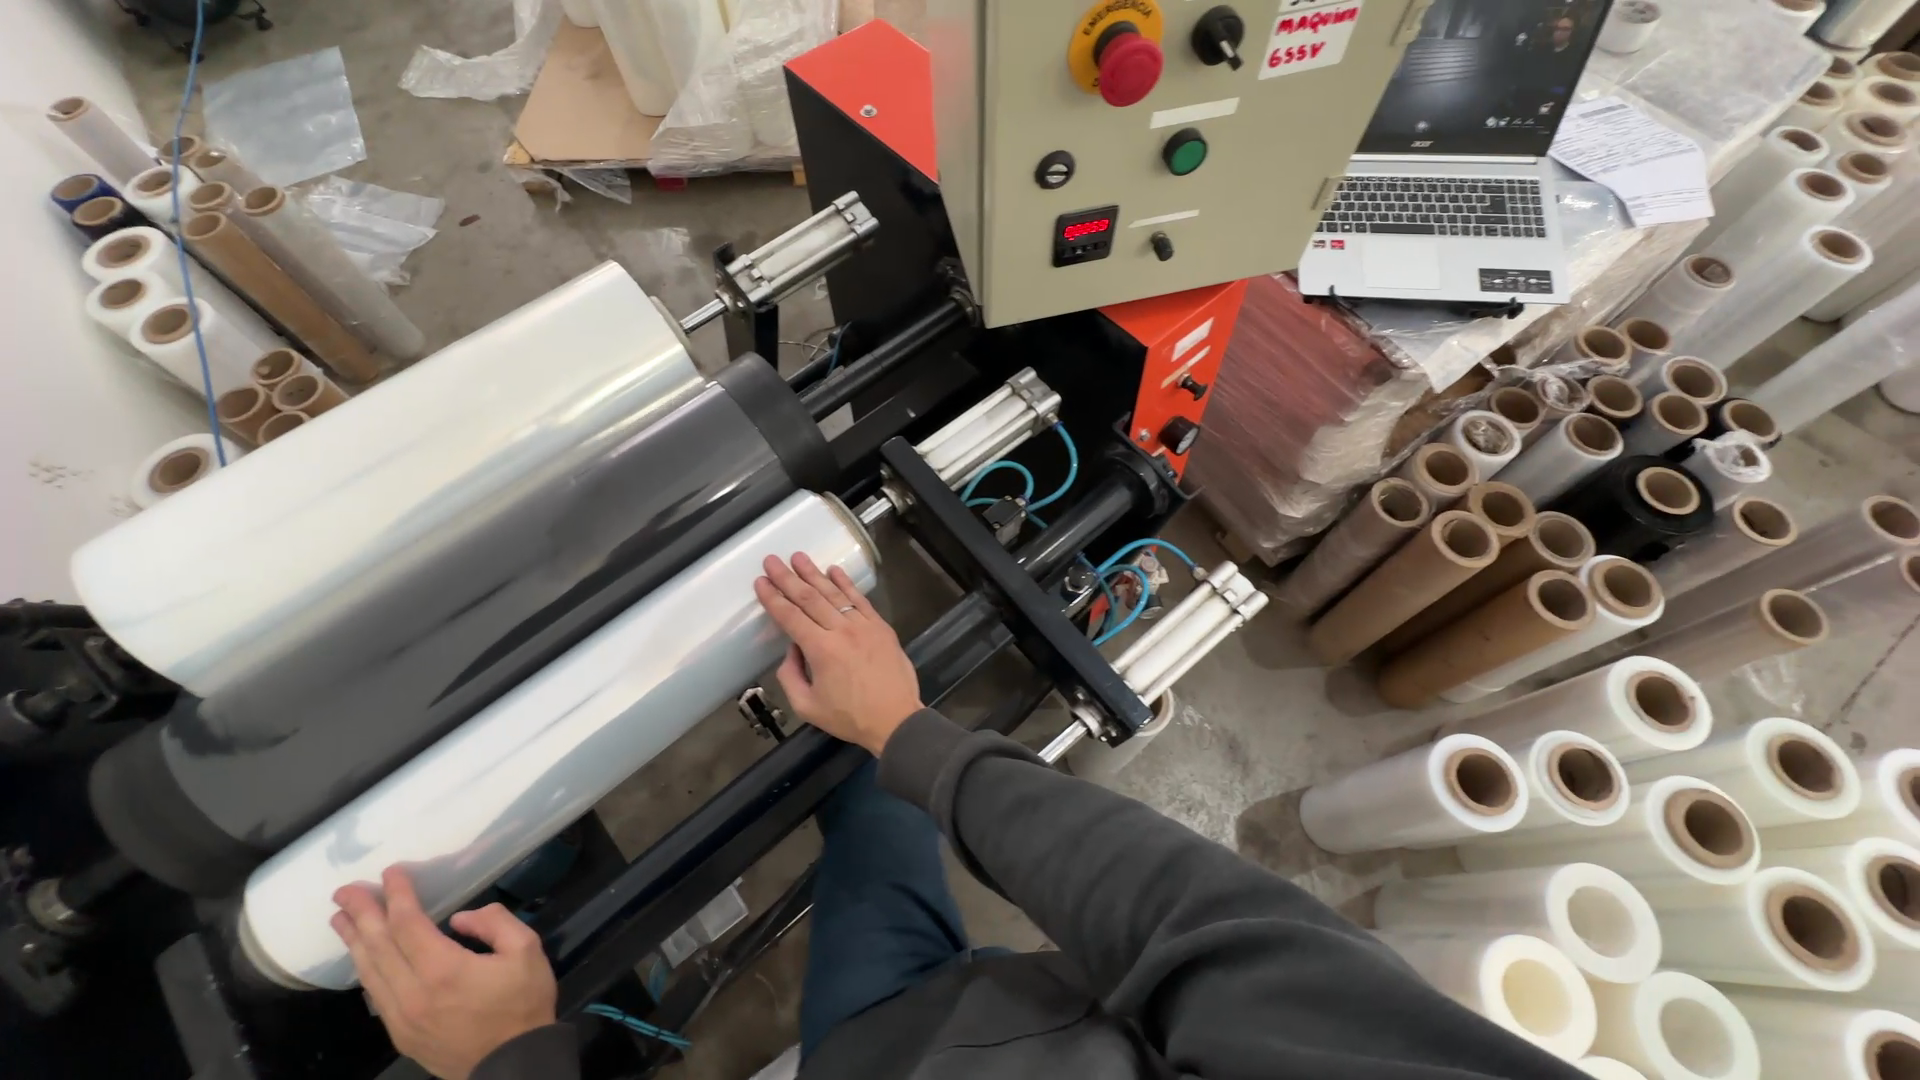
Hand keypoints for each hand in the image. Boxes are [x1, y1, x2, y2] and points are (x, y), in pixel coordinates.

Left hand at [332, 867, 556, 1079]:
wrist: (512, 1062)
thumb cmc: (523, 1001)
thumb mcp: (527, 949)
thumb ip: (496, 923)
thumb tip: (462, 918)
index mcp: (444, 969)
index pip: (409, 925)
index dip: (397, 896)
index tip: (390, 873)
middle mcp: (413, 992)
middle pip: (379, 947)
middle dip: (361, 915)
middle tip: (344, 892)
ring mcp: (402, 1017)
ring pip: (371, 972)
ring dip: (355, 942)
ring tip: (340, 919)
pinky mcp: (401, 1033)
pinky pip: (376, 995)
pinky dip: (366, 970)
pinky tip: (363, 957)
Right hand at [754, 552, 921, 755]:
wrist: (896, 719)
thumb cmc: (850, 717)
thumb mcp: (806, 706)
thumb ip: (790, 676)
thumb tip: (791, 650)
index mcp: (821, 650)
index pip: (790, 617)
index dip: (773, 598)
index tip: (761, 582)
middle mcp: (841, 631)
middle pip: (809, 598)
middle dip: (788, 578)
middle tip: (772, 560)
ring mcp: (864, 626)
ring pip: (834, 593)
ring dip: (814, 573)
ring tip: (799, 557)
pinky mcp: (881, 627)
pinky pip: (860, 599)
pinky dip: (846, 583)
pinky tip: (834, 570)